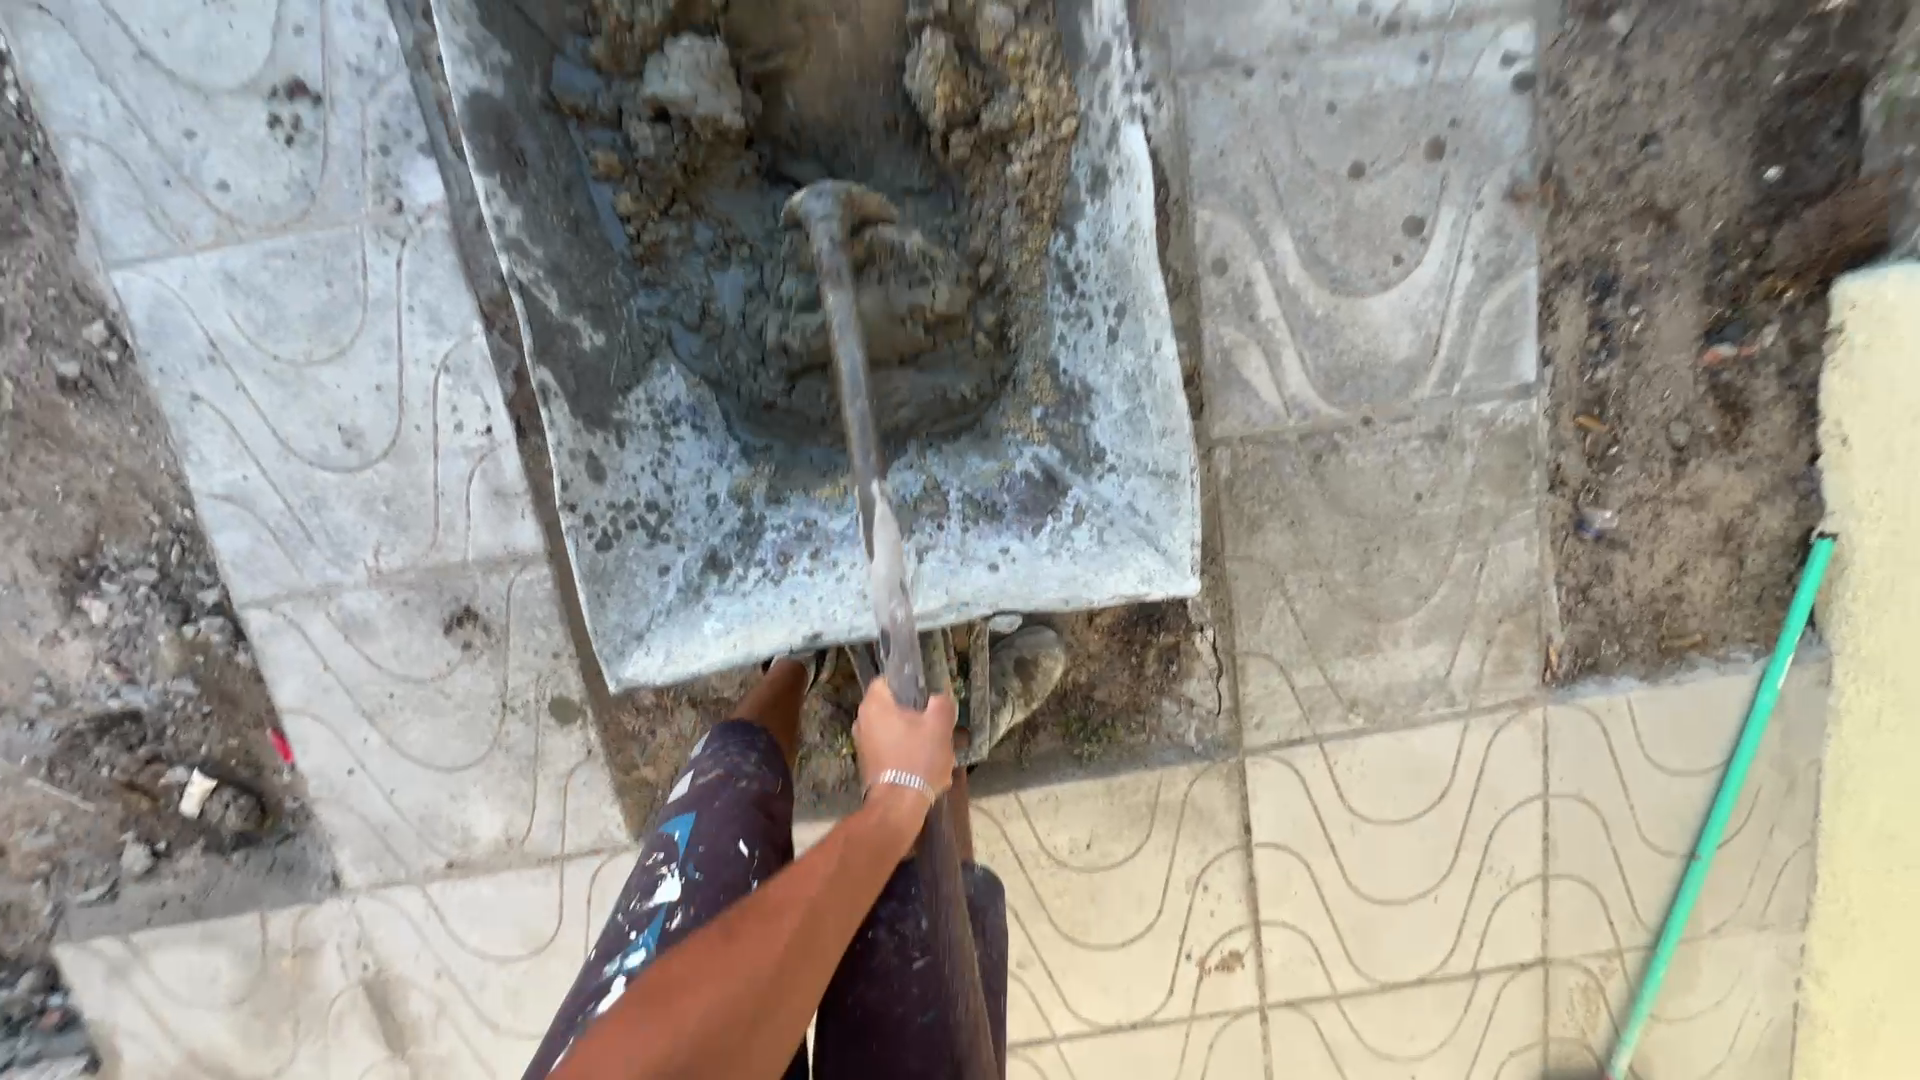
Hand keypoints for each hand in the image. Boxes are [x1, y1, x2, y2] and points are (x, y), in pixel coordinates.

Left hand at [852, 679, 957, 801]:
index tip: (926, 694)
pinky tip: (924, 765)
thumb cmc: (917, 759)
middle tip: (936, 722)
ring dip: (914, 736)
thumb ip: (941, 703)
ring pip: (894, 730)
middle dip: (915, 714)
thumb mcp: (939, 726)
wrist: (898, 806)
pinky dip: (906, 753)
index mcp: (874, 705)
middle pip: (893, 707)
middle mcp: (862, 721)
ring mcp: (863, 744)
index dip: (909, 683)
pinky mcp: (868, 764)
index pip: (887, 680)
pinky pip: (891, 749)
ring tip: (935, 747)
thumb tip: (939, 698)